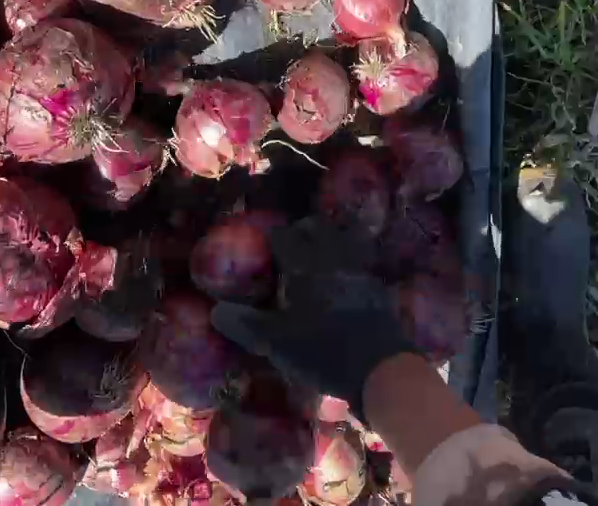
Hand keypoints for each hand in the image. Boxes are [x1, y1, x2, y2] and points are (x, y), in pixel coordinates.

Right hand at [208, 217, 415, 419]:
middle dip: (303, 228)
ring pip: (344, 236)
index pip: (283, 237)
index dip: (272, 236)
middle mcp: (331, 258)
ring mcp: (358, 269)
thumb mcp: (279, 342)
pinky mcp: (377, 285)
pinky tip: (350, 268)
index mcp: (304, 266)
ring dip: (332, 233)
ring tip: (323, 242)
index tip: (263, 241)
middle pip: (316, 228)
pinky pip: (362, 256)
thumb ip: (247, 324)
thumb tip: (215, 310)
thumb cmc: (325, 351)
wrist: (382, 368)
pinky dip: (354, 252)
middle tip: (293, 238)